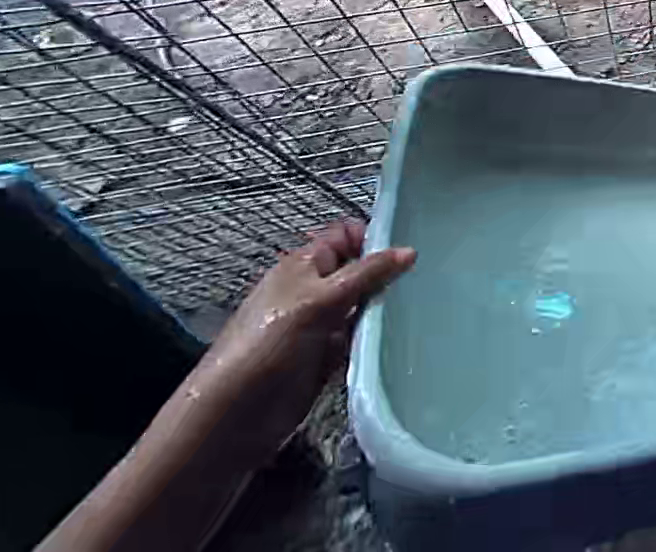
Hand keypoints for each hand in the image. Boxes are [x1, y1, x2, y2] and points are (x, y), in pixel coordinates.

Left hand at [189, 219, 414, 451]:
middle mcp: (314, 289)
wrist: (231, 420)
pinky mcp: (329, 355)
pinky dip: (378, 333)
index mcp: (305, 265)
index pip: (346, 234)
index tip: (407, 250)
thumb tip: (411, 250)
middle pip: (360, 268)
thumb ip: (367, 273)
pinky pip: (361, 335)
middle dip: (388, 271)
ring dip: (386, 304)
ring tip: (423, 303)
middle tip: (424, 277)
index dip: (373, 236)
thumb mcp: (320, 299)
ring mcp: (322, 323)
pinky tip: (404, 332)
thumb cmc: (270, 345)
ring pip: (364, 302)